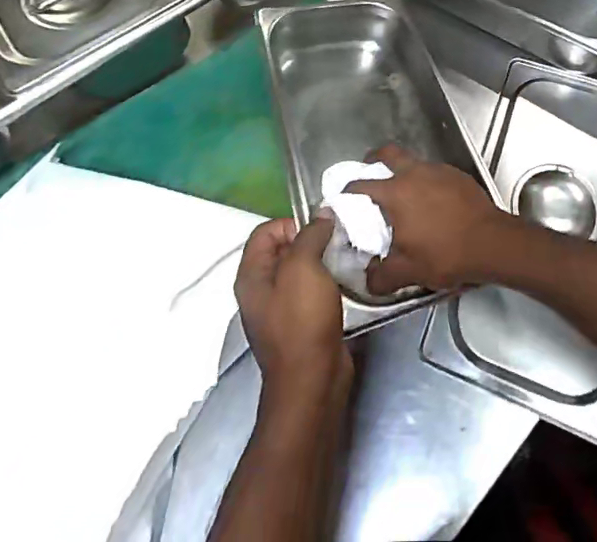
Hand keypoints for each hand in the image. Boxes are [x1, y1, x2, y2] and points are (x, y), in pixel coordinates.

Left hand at [235, 217, 349, 400]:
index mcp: (251, 274)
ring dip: (321, 263)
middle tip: (336, 244)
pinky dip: (327, 284)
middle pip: (283, 250)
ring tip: (344, 261)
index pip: (266, 231)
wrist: (312, 381)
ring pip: (300, 271)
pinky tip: (345, 284)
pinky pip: (311, 292)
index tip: (319, 232)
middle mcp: (260, 289)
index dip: (292, 225)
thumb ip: (310, 235)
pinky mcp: (301, 324)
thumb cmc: (302, 321)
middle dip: (310, 241)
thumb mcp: (304, 267)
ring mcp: (280, 309)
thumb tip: (322, 215)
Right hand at [350, 146, 512, 294]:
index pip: (361, 185)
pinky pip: (435, 173)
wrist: (494, 244)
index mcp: (395, 193)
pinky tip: (433, 203)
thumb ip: (382, 277)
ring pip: (413, 162)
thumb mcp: (409, 272)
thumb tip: (367, 282)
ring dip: (404, 172)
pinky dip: (428, 182)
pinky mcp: (458, 176)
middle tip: (370, 172)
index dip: (347, 190)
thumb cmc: (446, 254)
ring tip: (405, 194)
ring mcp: (438, 171)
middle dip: (374, 159)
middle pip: (388, 153)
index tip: (342, 198)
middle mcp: (414, 174)